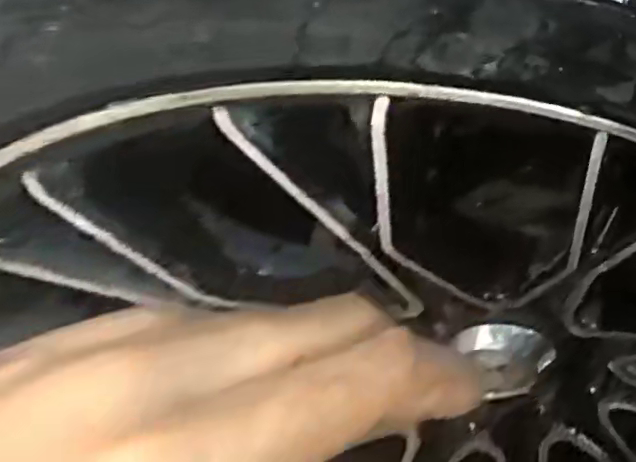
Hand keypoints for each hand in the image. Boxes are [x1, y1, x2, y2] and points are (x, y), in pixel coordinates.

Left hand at [0, 295, 480, 461]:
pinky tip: (207, 387)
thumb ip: (302, 452)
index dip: (438, 376)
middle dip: (389, 352)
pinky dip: (223, 347)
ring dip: (310, 349)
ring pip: (265, 311)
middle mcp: (129, 386)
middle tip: (409, 393)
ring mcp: (57, 359)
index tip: (469, 390)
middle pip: (332, 320)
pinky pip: (170, 318)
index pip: (363, 373)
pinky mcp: (13, 354)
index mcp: (173, 457)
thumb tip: (391, 425)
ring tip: (311, 394)